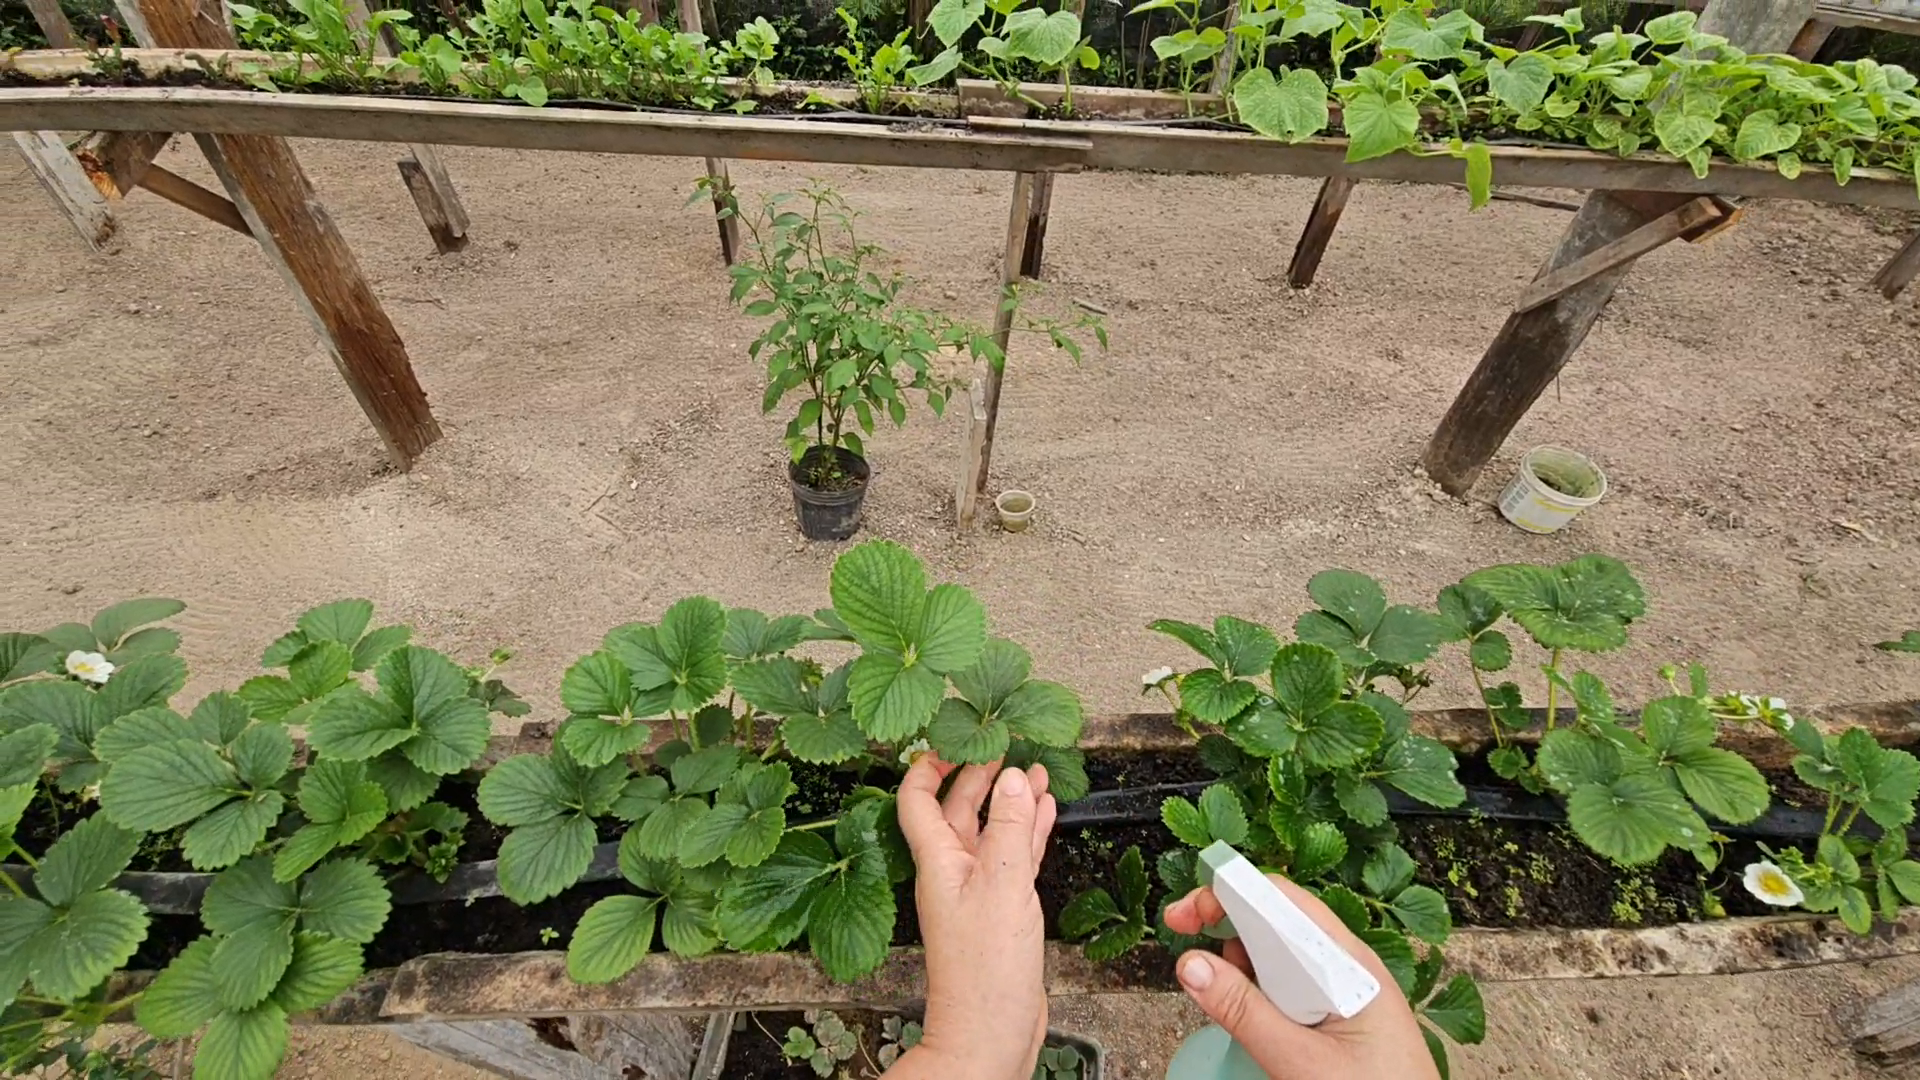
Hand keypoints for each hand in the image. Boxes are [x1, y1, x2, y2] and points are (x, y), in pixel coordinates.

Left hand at [888, 754, 1057, 1079]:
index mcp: (939, 858)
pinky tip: (1045, 812)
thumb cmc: (985, 972)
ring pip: (992, 829)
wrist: (991, 1036)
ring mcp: (977, 887)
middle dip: (980, 774)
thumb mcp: (1004, 886)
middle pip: (960, 806)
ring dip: (1010, 800)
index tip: (953, 740)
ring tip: (1035, 771)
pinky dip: (1028, 831)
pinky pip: (1013, 855)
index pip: (917, 798)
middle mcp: (953, 868)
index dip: (929, 765)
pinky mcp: (1000, 906)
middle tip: (1005, 746)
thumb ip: (1012, 829)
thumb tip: (1012, 777)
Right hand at [1164, 875, 1436, 1079]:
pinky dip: (1256, 985)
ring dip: (1238, 956)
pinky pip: (1286, 981)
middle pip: (1274, 916)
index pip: (1279, 899)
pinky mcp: (1336, 1015)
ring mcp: (1341, 989)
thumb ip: (1245, 1014)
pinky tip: (1250, 1016)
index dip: (1226, 893)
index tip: (1183, 915)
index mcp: (1347, 964)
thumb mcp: (1304, 1066)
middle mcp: (1345, 965)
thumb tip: (1188, 962)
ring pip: (1276, 948)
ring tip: (1223, 995)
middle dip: (1223, 919)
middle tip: (1182, 935)